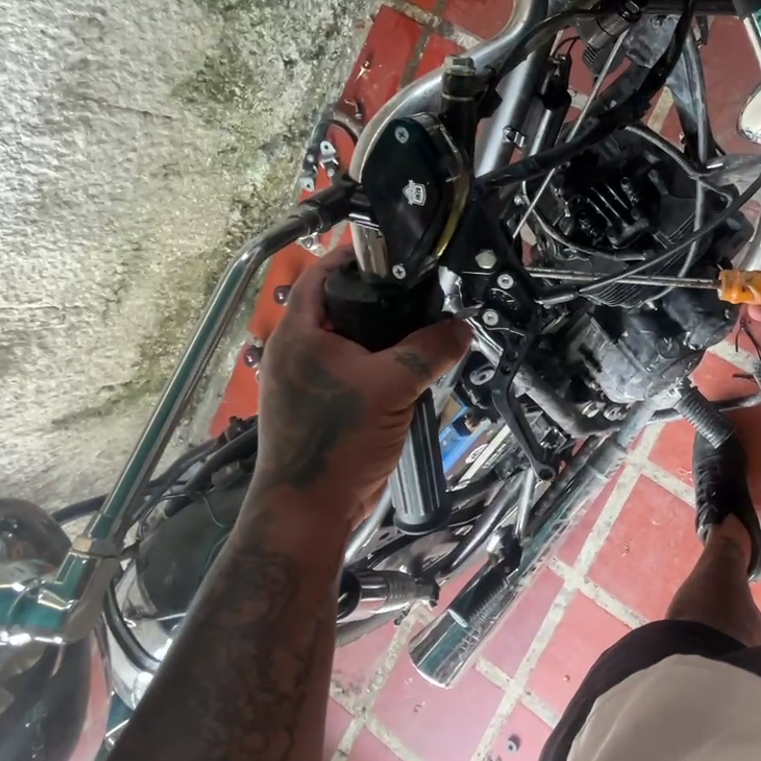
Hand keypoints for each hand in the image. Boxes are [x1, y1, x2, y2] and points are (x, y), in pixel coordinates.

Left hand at [253, 244, 469, 525]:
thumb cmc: (336, 442)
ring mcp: (312, 380)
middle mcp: (300, 351)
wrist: (313, 509)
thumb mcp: (391, 386)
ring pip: (357, 341)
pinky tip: (416, 373)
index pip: (323, 273)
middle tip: (424, 295)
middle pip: (345, 306)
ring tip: (427, 333)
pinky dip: (387, 366)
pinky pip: (361, 370)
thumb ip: (430, 351)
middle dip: (385, 301)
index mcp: (300, 334)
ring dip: (390, 338)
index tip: (396, 251)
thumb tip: (461, 329)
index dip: (357, 255)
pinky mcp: (328, 404)